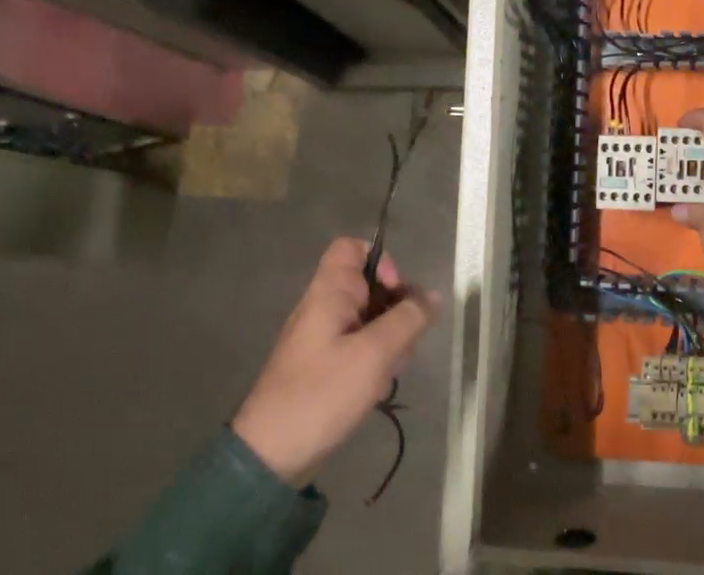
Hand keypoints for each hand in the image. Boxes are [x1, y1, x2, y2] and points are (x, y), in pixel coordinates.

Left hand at [231, 238, 437, 484]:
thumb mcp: (375, 353)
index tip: (396, 293)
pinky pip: (358, 346)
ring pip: (369, 319)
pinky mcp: (323, 365)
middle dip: (395, 310)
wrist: (270, 454)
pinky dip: (374, 360)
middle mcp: (323, 308)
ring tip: (388, 371)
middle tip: (401, 341)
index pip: (351, 248)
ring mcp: (322, 338)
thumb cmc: (322, 394)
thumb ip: (408, 319)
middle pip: (369, 286)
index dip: (381, 261)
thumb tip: (432, 295)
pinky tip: (376, 387)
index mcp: (327, 293)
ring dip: (388, 340)